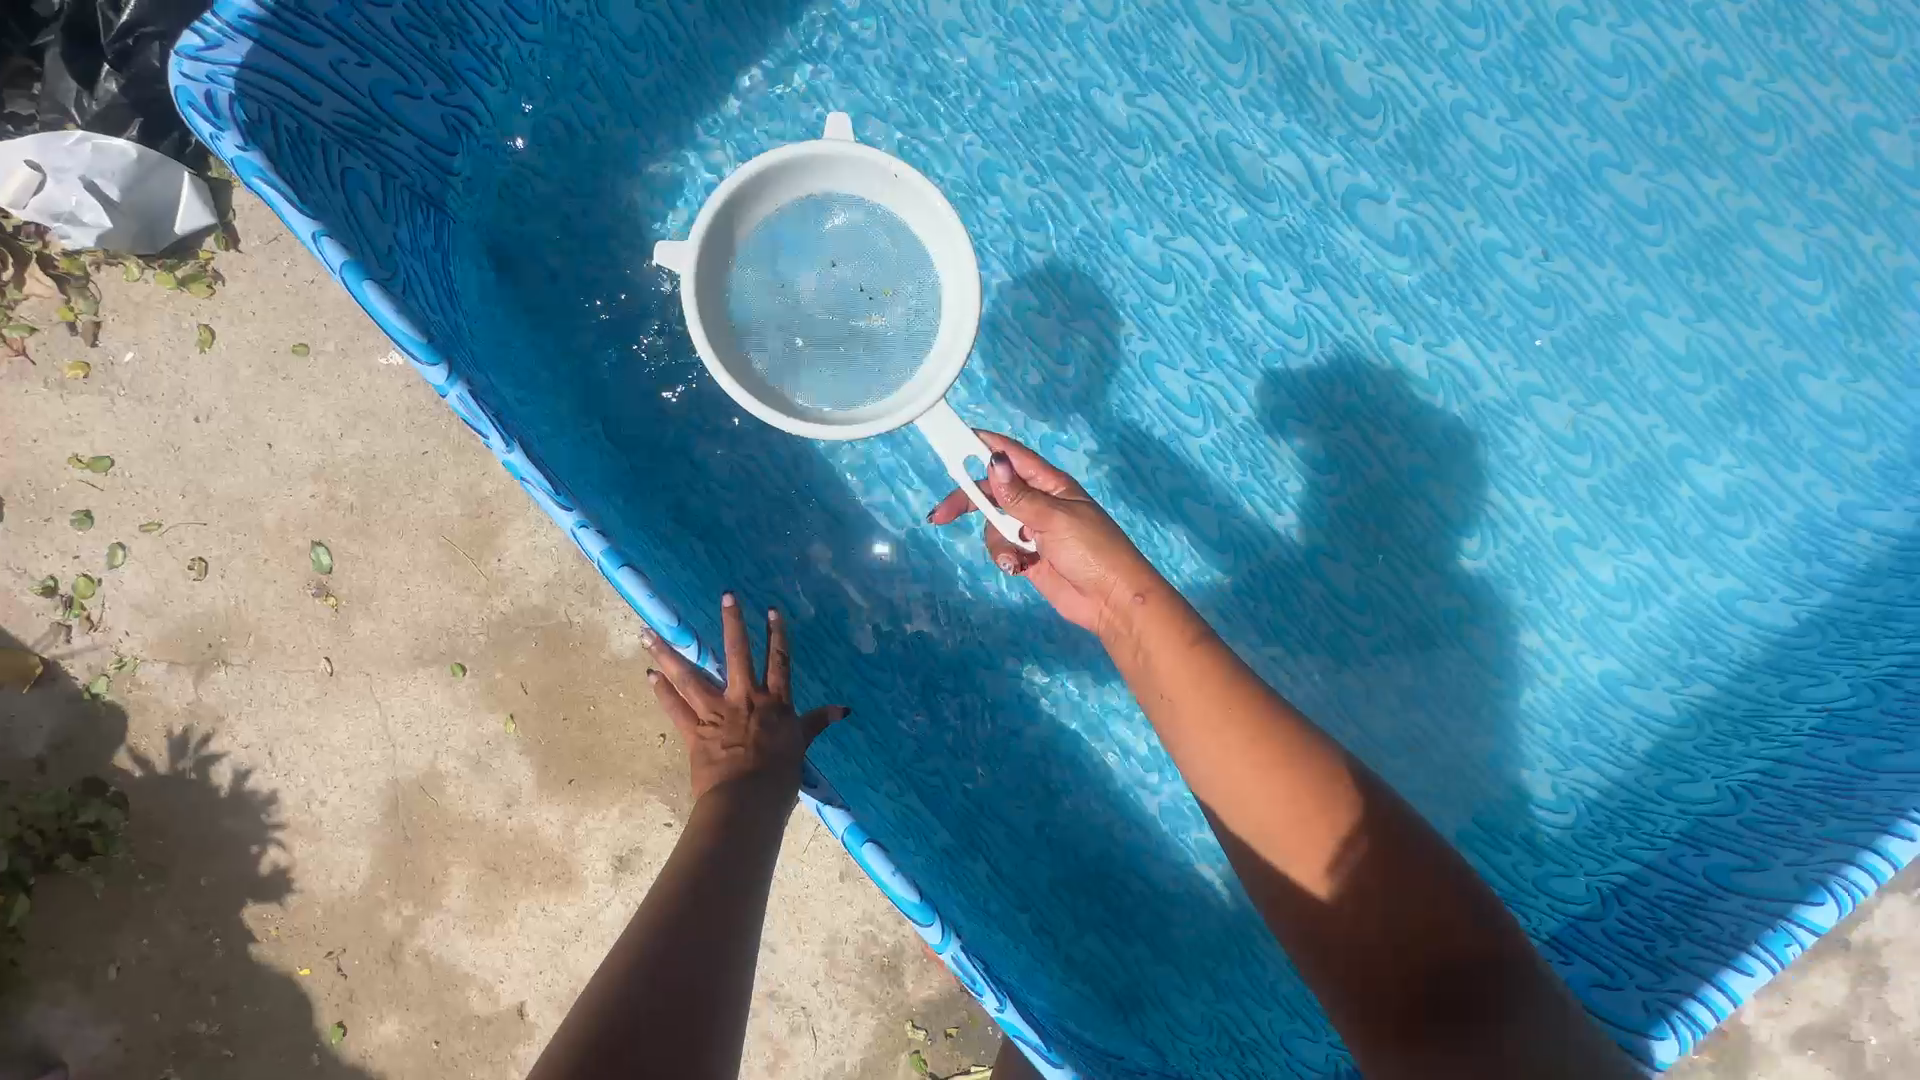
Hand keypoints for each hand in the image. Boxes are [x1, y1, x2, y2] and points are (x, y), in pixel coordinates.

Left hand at [642, 593, 848, 801]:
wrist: (748, 800)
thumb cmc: (780, 775)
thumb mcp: (802, 745)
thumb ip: (817, 723)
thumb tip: (844, 710)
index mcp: (775, 702)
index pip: (779, 661)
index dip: (776, 634)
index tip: (771, 610)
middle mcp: (745, 698)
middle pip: (738, 653)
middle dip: (733, 623)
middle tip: (727, 596)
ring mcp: (716, 713)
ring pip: (691, 676)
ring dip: (670, 653)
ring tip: (651, 633)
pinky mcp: (693, 731)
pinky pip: (674, 707)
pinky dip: (661, 691)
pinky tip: (649, 673)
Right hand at [928, 431, 1167, 637]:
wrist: (1111, 600)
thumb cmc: (1093, 550)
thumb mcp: (1055, 519)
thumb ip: (1019, 496)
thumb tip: (994, 461)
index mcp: (1050, 484)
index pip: (1012, 456)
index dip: (984, 447)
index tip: (953, 443)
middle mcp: (1038, 502)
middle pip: (993, 492)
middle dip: (968, 502)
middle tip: (940, 516)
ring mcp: (1032, 530)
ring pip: (994, 525)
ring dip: (998, 542)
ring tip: (1016, 559)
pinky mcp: (1028, 556)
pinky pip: (1003, 549)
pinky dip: (1006, 558)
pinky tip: (1021, 569)